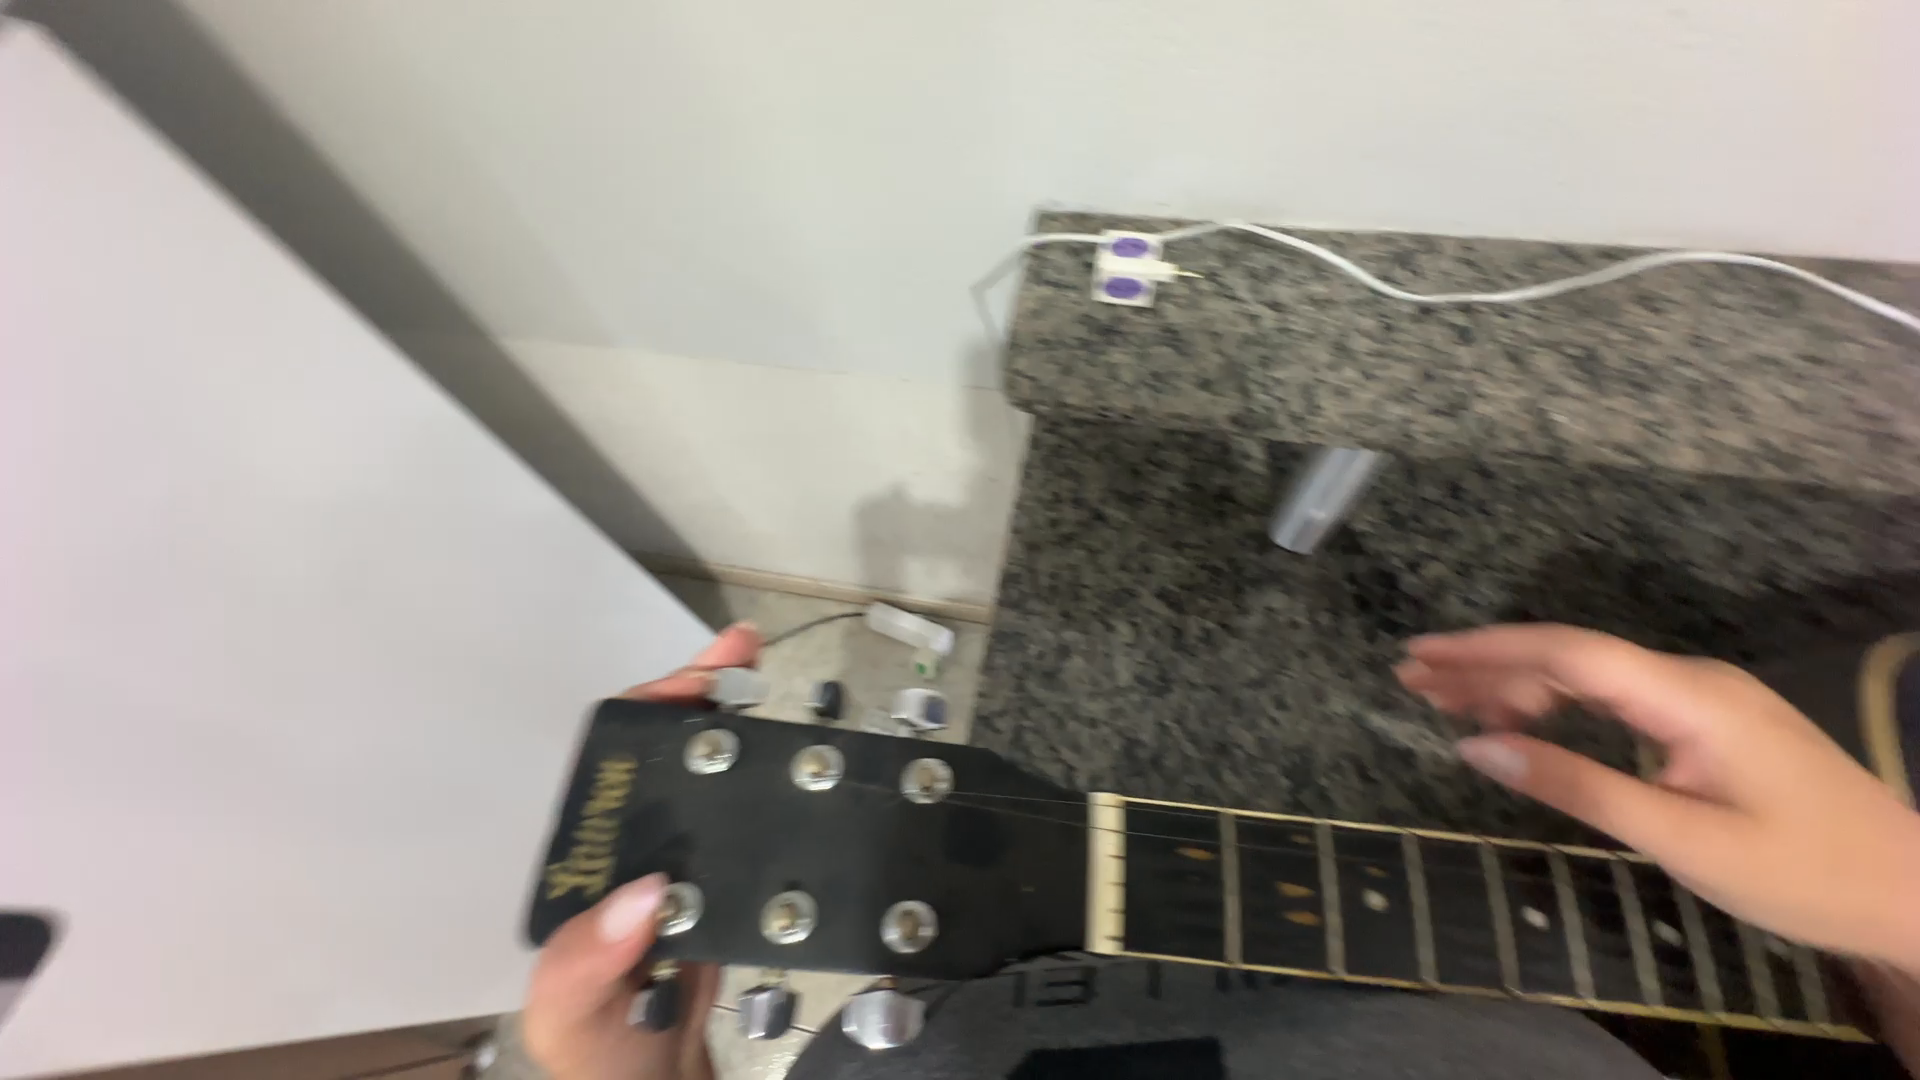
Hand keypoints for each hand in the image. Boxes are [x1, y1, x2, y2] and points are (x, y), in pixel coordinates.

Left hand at [522, 623, 761, 1079]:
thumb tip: (645, 889)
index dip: (654, 710)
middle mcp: (637, 842)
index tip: (702, 684)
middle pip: (666, 747)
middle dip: (702, 687)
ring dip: (735, 710)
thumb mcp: (573, 1019)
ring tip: (764, 668)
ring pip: (711, 766)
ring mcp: (689, 852)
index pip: (615, 762)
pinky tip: (799, 745)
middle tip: (745, 649)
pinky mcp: (734, 869)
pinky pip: (752, 805)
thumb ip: (584, 968)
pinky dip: (772, 764)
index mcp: (594, 857)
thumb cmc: (609, 1053)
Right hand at [1396, 623, 1919, 971]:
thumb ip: (1575, 786)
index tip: (1419, 654)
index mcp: (1688, 697)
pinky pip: (1603, 696)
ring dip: (1508, 684)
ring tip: (1442, 702)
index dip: (1485, 649)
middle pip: (1564, 656)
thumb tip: (1473, 747)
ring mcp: (1693, 696)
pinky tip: (1512, 722)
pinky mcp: (1694, 719)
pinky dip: (1547, 705)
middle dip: (1482, 664)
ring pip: (1579, 673)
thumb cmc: (1808, 875)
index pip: (1566, 652)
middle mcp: (1686, 679)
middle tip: (1411, 680)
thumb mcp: (1683, 840)